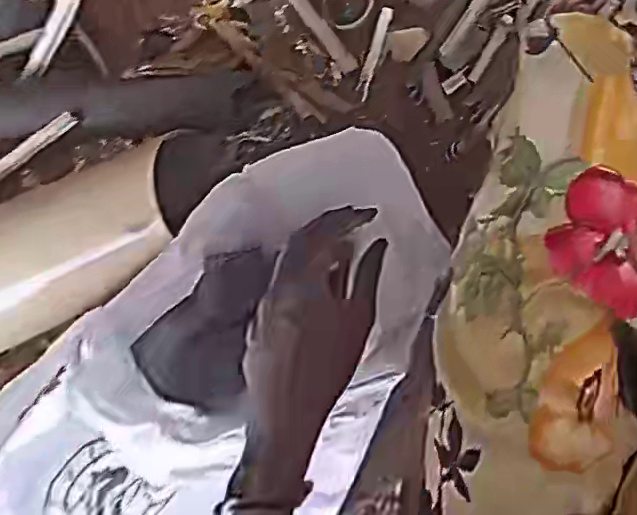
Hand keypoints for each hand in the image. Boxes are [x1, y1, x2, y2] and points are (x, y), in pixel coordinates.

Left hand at [236, 207, 387, 502]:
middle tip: (354, 219)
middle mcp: (275, 286)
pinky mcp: (259, 320)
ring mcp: (263, 303)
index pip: (321, 232)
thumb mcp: (359, 318)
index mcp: (300, 282)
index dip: (347, 218)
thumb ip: (368, 274)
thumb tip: (377, 243)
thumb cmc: (328, 371)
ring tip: (342, 245)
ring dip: (315, 244)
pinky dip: (303, 266)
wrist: (285, 422)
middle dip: (328, 224)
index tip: (369, 214)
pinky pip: (281, 278)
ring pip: (288, 258)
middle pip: (300, 239)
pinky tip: (321, 276)